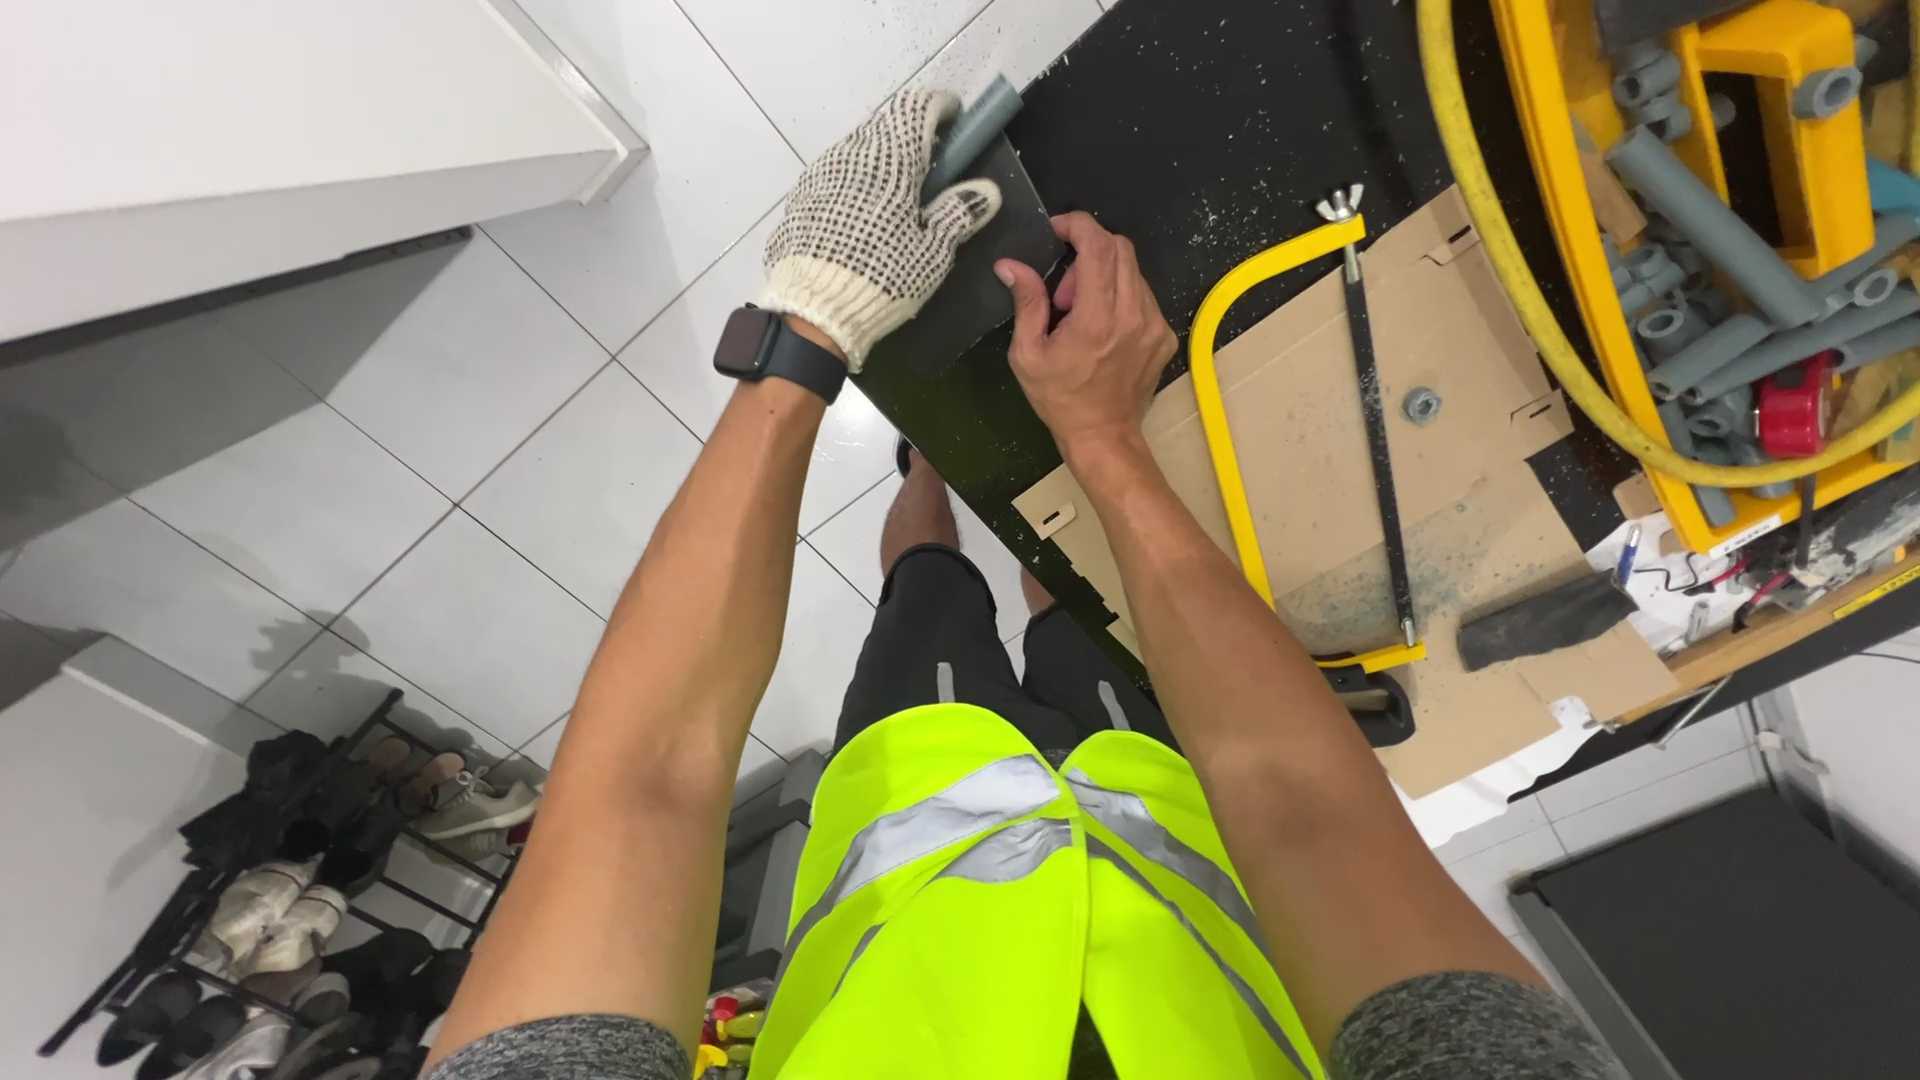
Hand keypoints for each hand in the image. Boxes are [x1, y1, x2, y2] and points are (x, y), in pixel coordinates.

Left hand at [758, 88, 1002, 372]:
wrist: (814, 310)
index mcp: (890, 159)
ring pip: (858, 152)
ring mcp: (821, 174)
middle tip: (931, 171)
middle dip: (912, 139)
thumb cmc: (882, 278)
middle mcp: (852, 154)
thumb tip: (988, 191)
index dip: (940, 108)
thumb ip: (958, 215)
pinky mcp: (801, 198)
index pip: (917, 107)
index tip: (954, 122)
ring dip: (881, 164)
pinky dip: (856, 186)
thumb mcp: (930, 254)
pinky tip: (863, 219)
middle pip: (887, 127)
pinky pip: (836, 178)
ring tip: (896, 201)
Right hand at [997, 212, 1176, 456]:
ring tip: (1084, 314)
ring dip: (1105, 277)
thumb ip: (1026, 303)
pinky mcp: (1165, 336)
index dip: (1077, 225)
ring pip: (1133, 271)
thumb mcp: (1028, 355)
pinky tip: (1105, 329)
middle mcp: (1133, 314)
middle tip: (1066, 288)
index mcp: (1096, 317)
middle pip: (1120, 248)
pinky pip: (1144, 297)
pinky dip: (1122, 298)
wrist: (1103, 435)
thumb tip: (1011, 265)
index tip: (1059, 230)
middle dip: (1089, 251)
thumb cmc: (1059, 399)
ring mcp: (1155, 324)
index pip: (1098, 245)